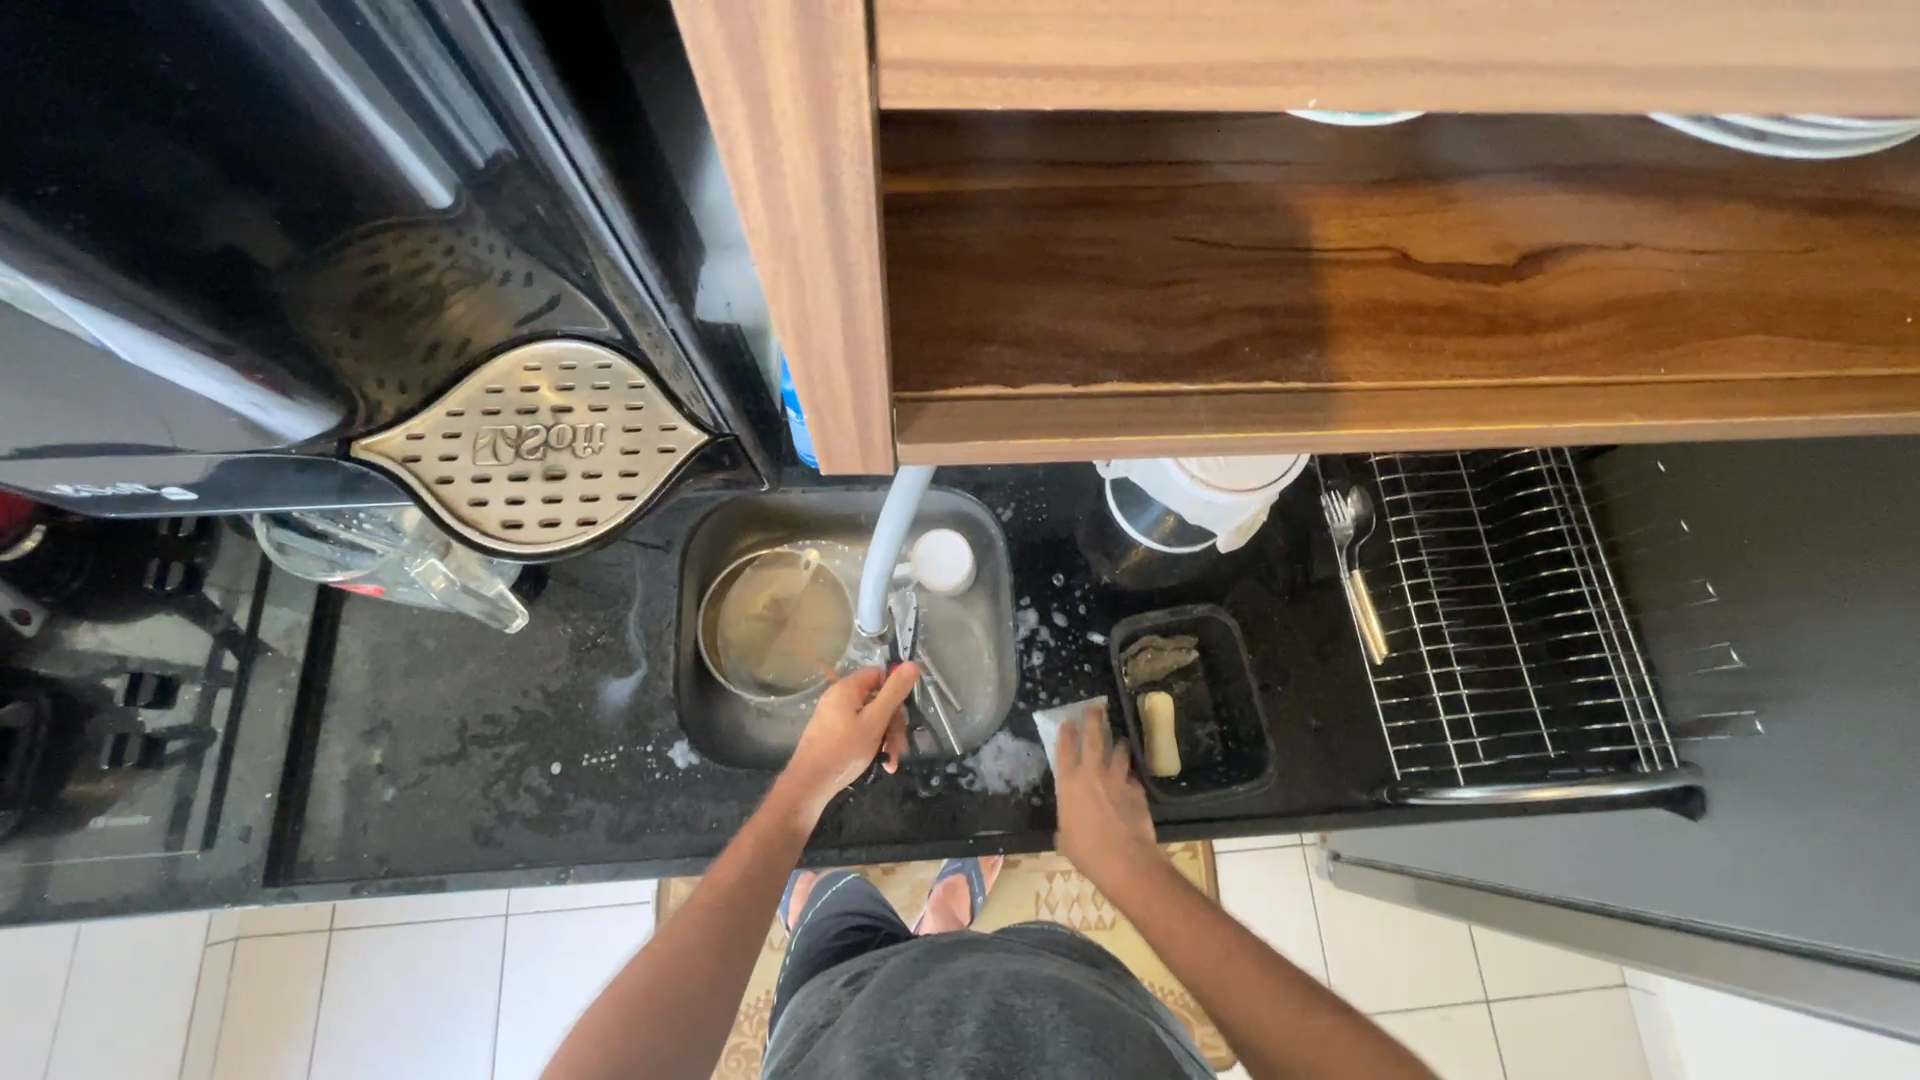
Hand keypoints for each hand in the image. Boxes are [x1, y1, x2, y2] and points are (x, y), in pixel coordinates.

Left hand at [778, 664, 917, 819]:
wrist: (809, 784)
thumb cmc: (844, 750)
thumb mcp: (875, 721)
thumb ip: (894, 693)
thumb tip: (912, 664)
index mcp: (848, 688)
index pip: (880, 675)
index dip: (895, 691)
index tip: (904, 714)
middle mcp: (840, 697)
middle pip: (878, 700)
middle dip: (893, 724)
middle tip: (899, 747)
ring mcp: (835, 716)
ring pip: (871, 719)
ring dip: (886, 738)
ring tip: (891, 761)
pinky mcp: (834, 733)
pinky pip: (860, 730)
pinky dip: (873, 744)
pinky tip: (882, 763)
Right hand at [1054, 705, 1160, 887]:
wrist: (1124, 859)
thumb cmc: (1085, 851)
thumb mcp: (1065, 839)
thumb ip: (1066, 825)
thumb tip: (1068, 828)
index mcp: (1069, 784)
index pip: (1065, 750)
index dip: (1066, 734)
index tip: (1068, 721)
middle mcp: (1092, 774)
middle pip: (1094, 739)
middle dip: (1094, 721)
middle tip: (1095, 708)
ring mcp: (1117, 780)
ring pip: (1119, 752)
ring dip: (1119, 744)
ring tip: (1120, 740)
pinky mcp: (1137, 790)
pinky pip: (1133, 777)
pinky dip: (1131, 775)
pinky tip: (1131, 778)